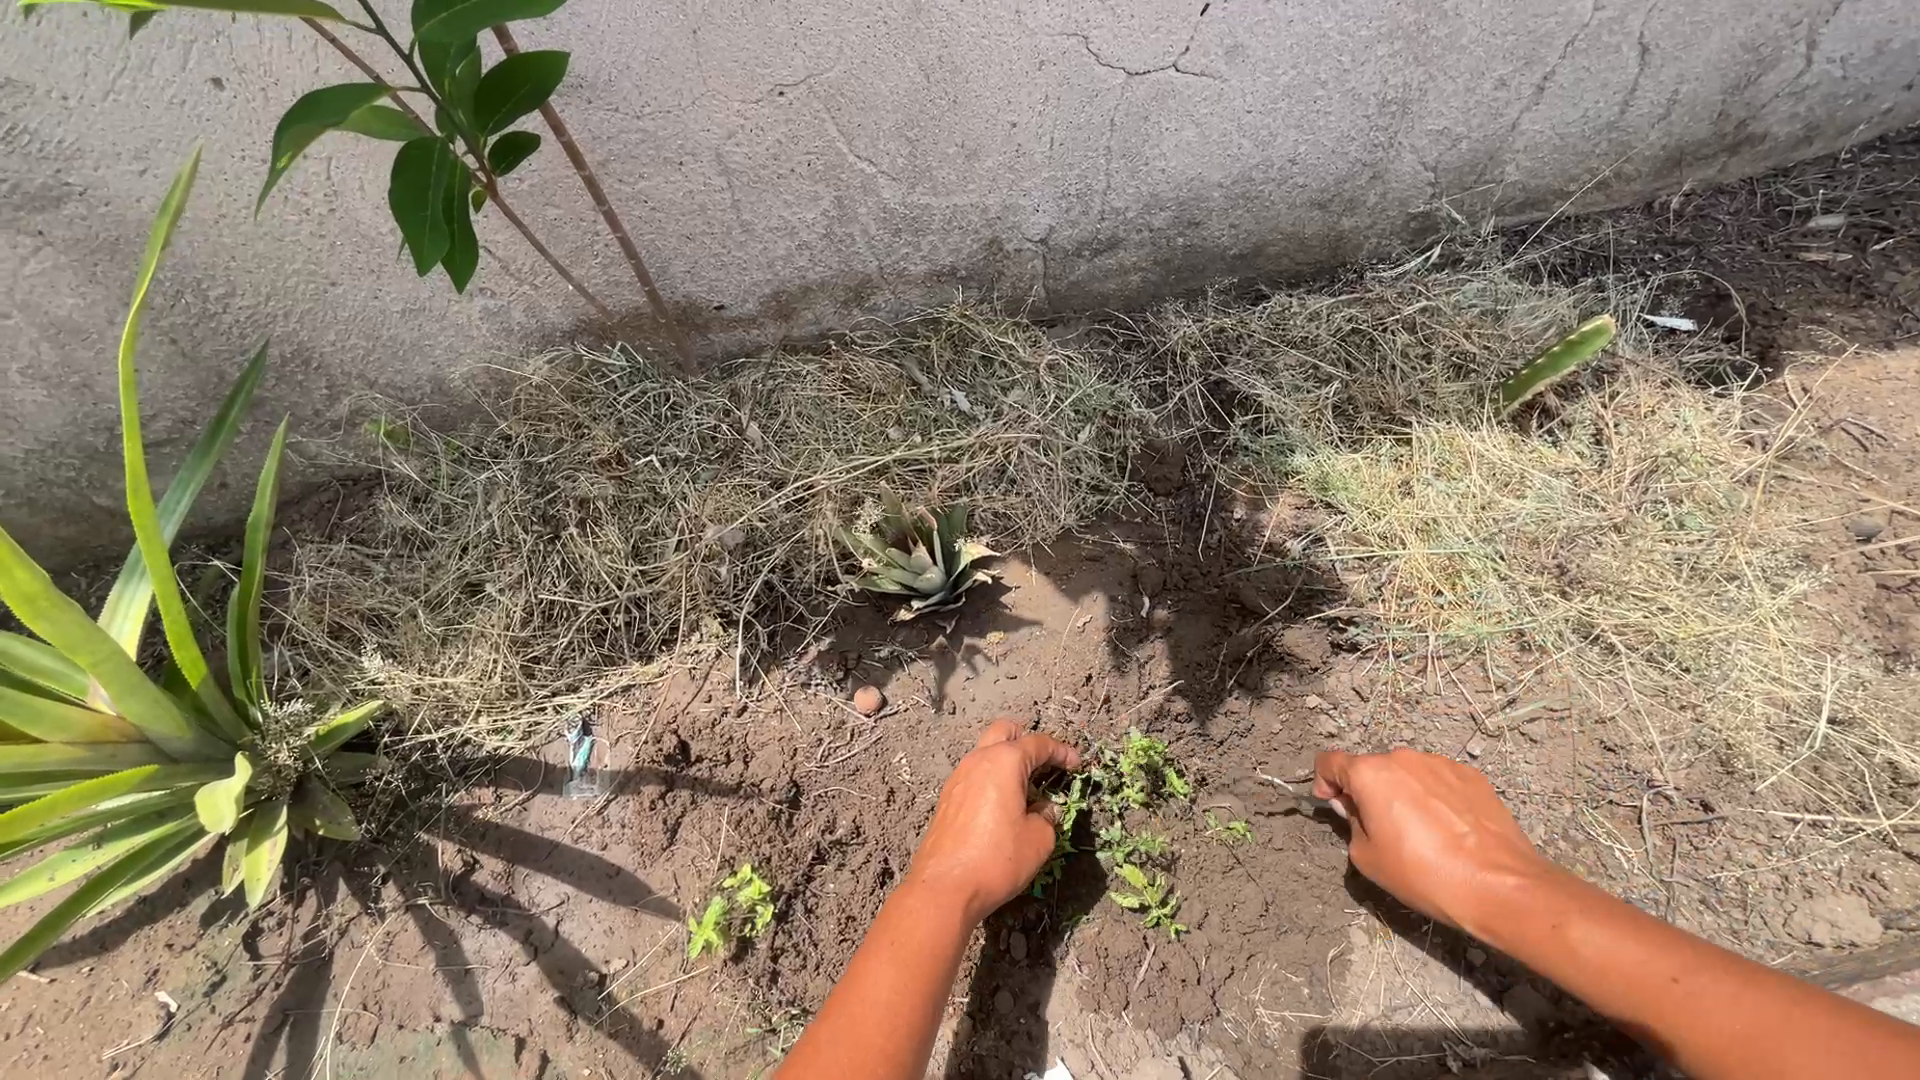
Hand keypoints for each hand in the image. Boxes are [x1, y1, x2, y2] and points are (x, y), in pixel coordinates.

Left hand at [904, 718, 1081, 925]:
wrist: (945, 887)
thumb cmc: (996, 859)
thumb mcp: (1038, 839)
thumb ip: (1047, 817)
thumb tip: (1045, 808)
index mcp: (1004, 761)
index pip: (1039, 743)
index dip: (1062, 751)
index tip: (1076, 763)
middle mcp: (978, 759)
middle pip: (1005, 732)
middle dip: (1028, 741)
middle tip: (1046, 765)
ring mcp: (959, 776)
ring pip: (987, 752)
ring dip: (1008, 762)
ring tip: (1027, 791)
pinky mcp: (948, 797)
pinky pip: (975, 774)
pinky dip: (992, 779)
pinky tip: (1003, 806)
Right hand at [1314, 747, 1557, 935]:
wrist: (1502, 886)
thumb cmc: (1425, 874)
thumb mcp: (1367, 858)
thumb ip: (1350, 824)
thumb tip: (1356, 810)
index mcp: (1370, 773)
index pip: (1329, 761)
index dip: (1324, 782)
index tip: (1334, 804)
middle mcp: (1402, 758)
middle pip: (1371, 768)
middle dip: (1367, 791)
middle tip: (1379, 826)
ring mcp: (1440, 764)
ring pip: (1407, 773)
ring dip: (1402, 792)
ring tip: (1419, 830)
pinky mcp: (1472, 776)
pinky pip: (1438, 780)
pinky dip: (1433, 797)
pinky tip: (1447, 828)